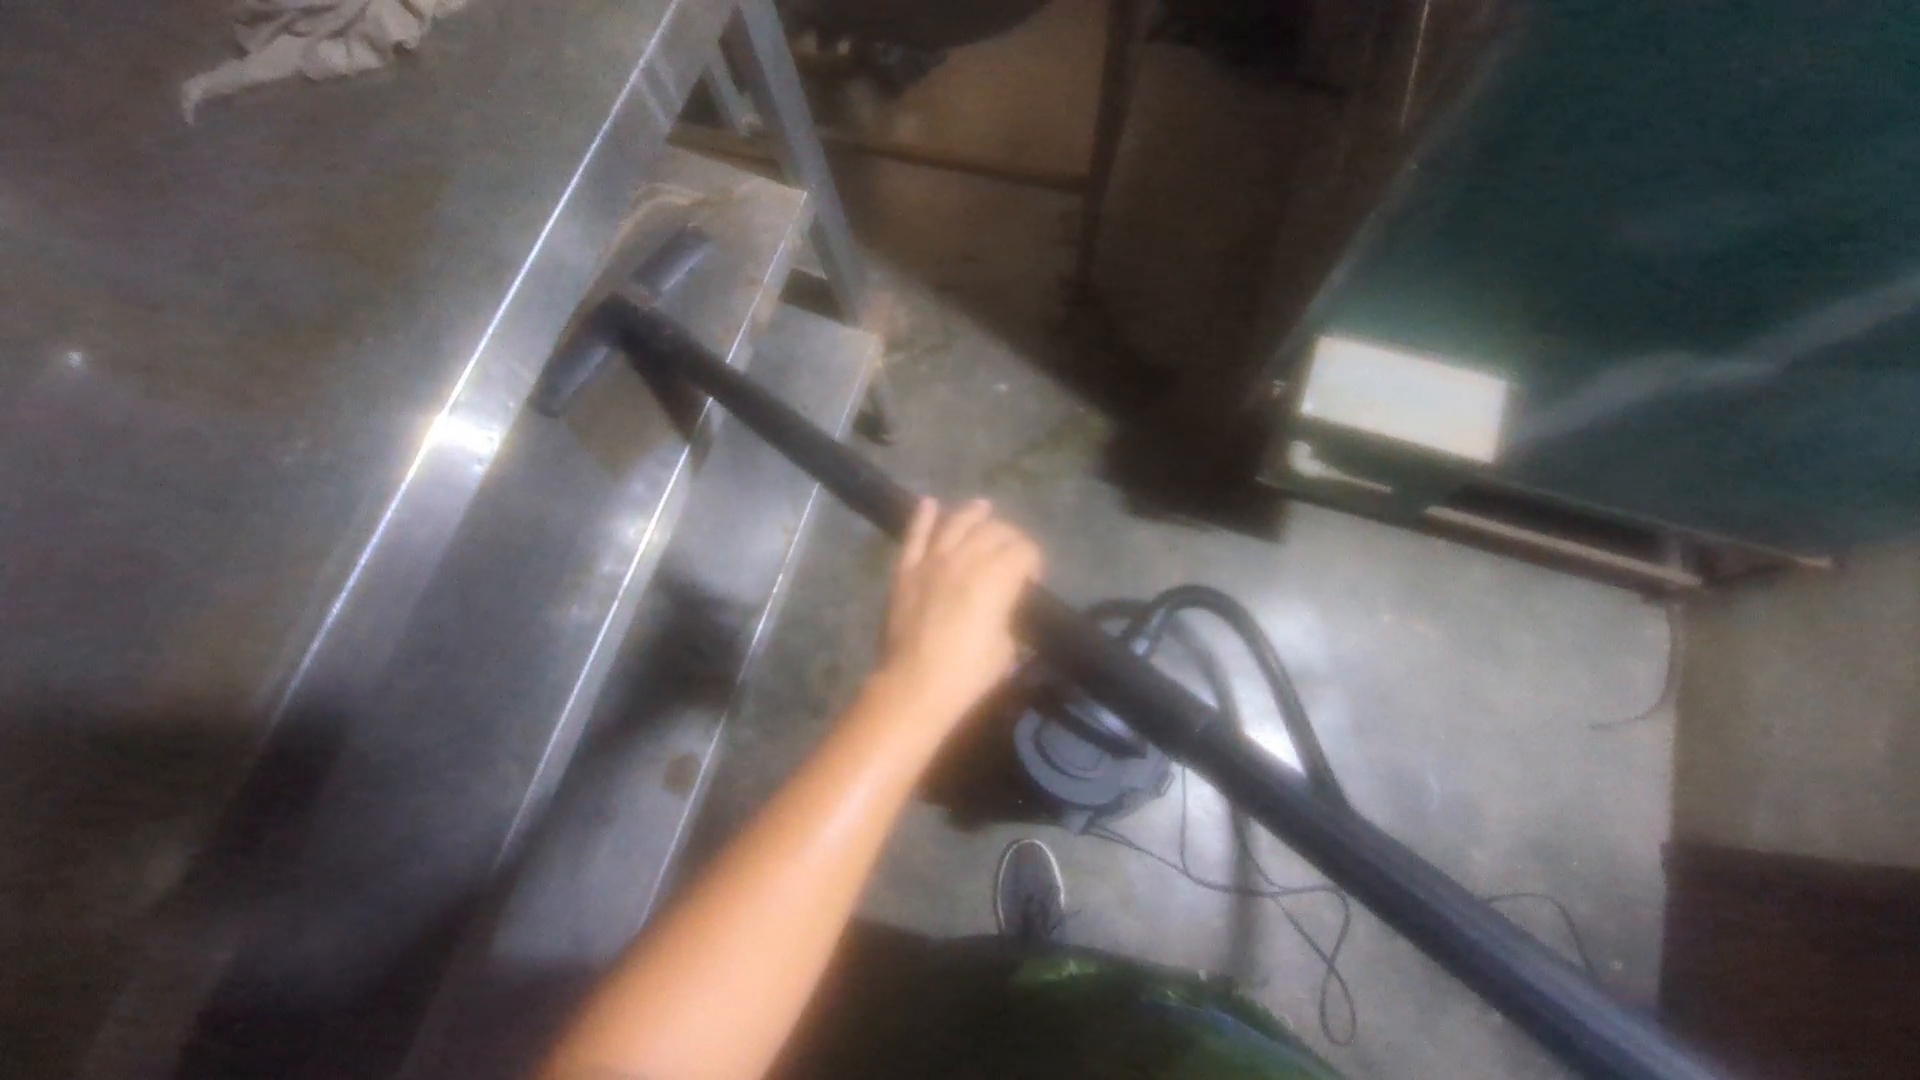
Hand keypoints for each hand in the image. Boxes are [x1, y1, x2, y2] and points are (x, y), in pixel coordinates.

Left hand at [876, 498, 1042, 726]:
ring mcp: (932, 562)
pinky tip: (929, 503)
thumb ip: (1009, 617)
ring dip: (973, 514)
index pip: (1025, 550)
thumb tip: (1006, 607)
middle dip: (1010, 537)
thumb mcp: (1007, 649)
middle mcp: (966, 559)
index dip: (1034, 560)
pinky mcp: (906, 571)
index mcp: (997, 578)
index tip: (1034, 578)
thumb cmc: (968, 675)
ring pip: (956, 524)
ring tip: (983, 507)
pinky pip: (915, 537)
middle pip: (995, 531)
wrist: (913, 686)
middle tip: (1014, 551)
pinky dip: (923, 517)